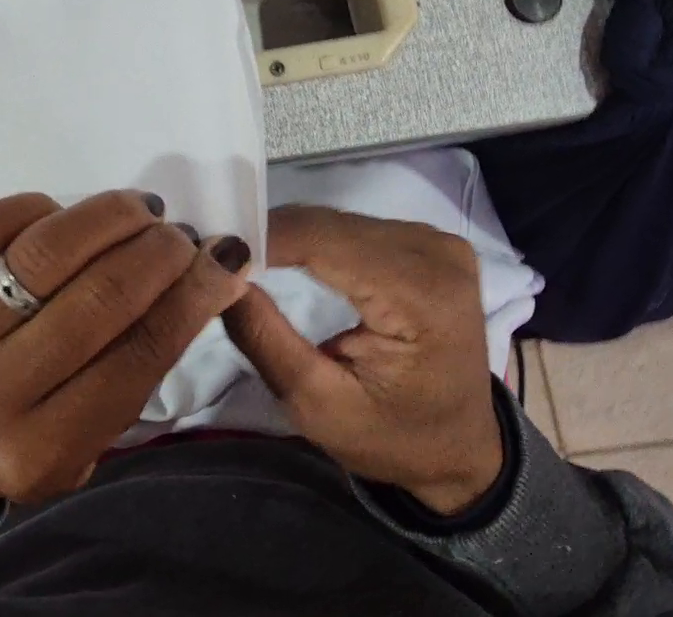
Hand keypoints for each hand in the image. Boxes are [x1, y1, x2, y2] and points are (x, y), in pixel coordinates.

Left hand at [0, 191, 252, 530]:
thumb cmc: (26, 443)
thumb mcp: (89, 439)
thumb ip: (139, 367)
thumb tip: (204, 274)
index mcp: (42, 448)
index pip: (138, 356)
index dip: (193, 297)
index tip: (225, 260)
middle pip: (98, 299)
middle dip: (158, 253)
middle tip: (182, 236)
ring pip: (45, 253)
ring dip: (109, 219)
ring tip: (141, 212)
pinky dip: (41, 207)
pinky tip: (69, 214)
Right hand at [222, 207, 502, 515]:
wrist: (461, 452)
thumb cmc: (391, 438)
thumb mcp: (315, 404)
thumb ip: (264, 336)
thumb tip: (220, 270)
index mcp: (422, 296)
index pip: (323, 240)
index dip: (262, 238)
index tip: (210, 252)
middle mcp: (436, 254)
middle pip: (328, 224)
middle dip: (268, 236)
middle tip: (218, 258)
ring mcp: (436, 243)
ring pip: (336, 219)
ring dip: (287, 235)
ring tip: (245, 260)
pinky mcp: (428, 243)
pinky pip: (352, 226)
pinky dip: (311, 239)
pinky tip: (284, 257)